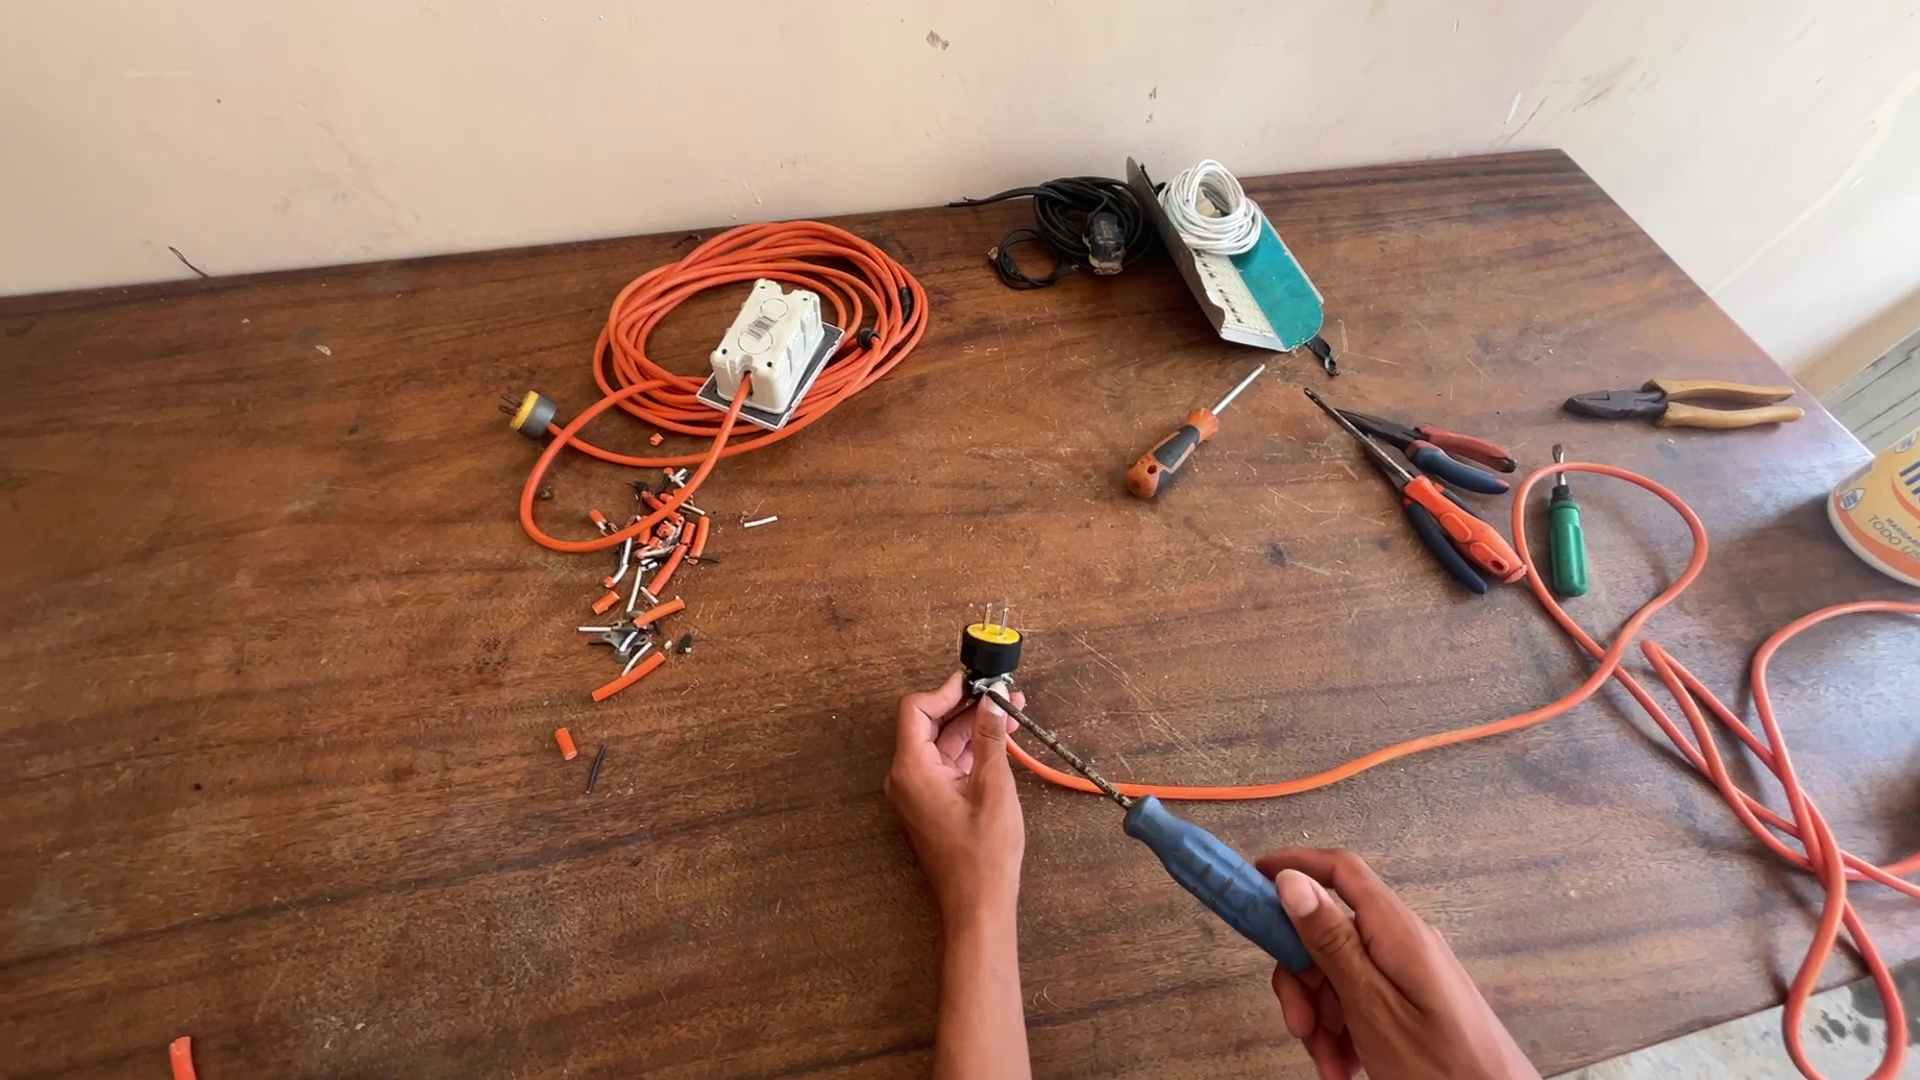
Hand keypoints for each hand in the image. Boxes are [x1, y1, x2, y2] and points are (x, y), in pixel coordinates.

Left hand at [886, 672, 1025, 922]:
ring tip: (1012, 712)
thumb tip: (992, 702)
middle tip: (1003, 694)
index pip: (916, 709)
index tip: (977, 682)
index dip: (947, 691)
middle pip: (931, 722)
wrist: (978, 906)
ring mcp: (920, 789)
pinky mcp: (934, 799)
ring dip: (976, 725)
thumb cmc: (983, 855)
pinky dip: (974, 748)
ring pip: (945, 741)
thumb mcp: (993, 786)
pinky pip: (950, 761)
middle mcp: (908, 775)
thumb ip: (990, 738)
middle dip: (968, 705)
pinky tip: (1002, 738)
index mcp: (912, 769)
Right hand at [1254, 848, 1539, 1079]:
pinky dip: (1343, 1027)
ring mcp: (1411, 973)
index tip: (1251, 878)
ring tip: (1326, 1062)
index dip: (1293, 864)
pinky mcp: (1416, 1002)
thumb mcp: (1373, 1008)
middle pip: (1329, 929)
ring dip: (1320, 1012)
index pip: (1339, 869)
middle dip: (1301, 974)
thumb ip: (1331, 941)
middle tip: (1296, 1023)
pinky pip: (1361, 996)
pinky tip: (1344, 1063)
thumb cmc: (1444, 1072)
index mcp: (1397, 930)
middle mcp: (1404, 941)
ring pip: (1339, 969)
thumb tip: (1291, 880)